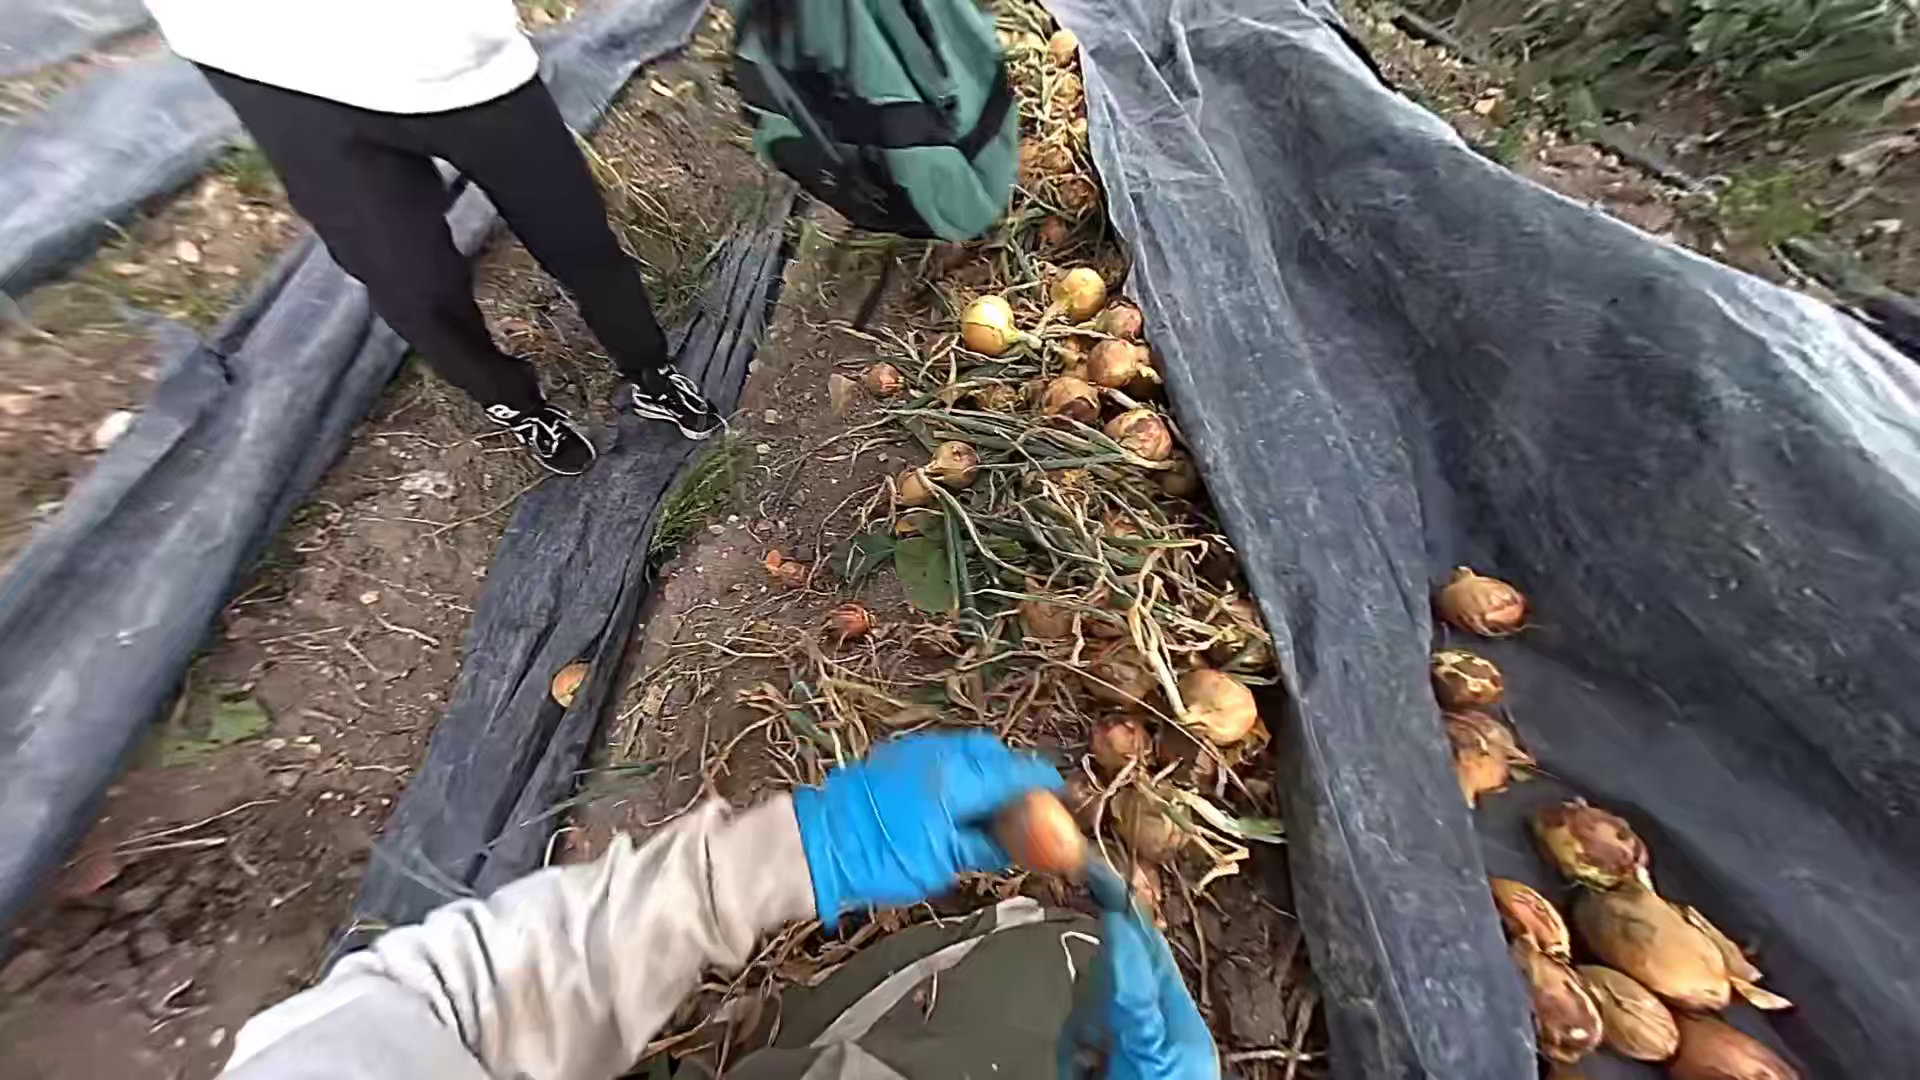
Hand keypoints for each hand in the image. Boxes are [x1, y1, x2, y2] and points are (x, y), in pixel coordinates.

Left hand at [790, 731, 1062, 924]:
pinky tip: (962, 798)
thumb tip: (1028, 842)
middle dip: (1016, 775)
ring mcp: (920, 748)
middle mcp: (942, 752)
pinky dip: (966, 770)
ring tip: (995, 807)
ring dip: (991, 772)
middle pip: (995, 754)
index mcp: (957, 777)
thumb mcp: (943, 859)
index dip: (1043, 784)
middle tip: (1027, 807)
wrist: (821, 842)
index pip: (1014, 773)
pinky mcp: (903, 753)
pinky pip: (948, 754)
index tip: (1062, 796)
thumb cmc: (883, 857)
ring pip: (972, 751)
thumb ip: (989, 842)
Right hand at [1062, 863, 1218, 1079]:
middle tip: (1091, 1048)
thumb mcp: (1149, 1053)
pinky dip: (1074, 1051)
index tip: (1085, 869)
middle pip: (1110, 972)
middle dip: (1091, 1001)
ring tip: (1088, 1071)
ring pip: (1088, 1005)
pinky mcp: (1106, 1058)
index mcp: (1176, 1013)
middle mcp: (1155, 1020)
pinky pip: (1078, 1035)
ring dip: (1079, 1034)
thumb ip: (1134, 988)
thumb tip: (1117, 920)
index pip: (1144, 939)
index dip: (1117, 901)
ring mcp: (1130, 1042)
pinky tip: (1082, 1073)